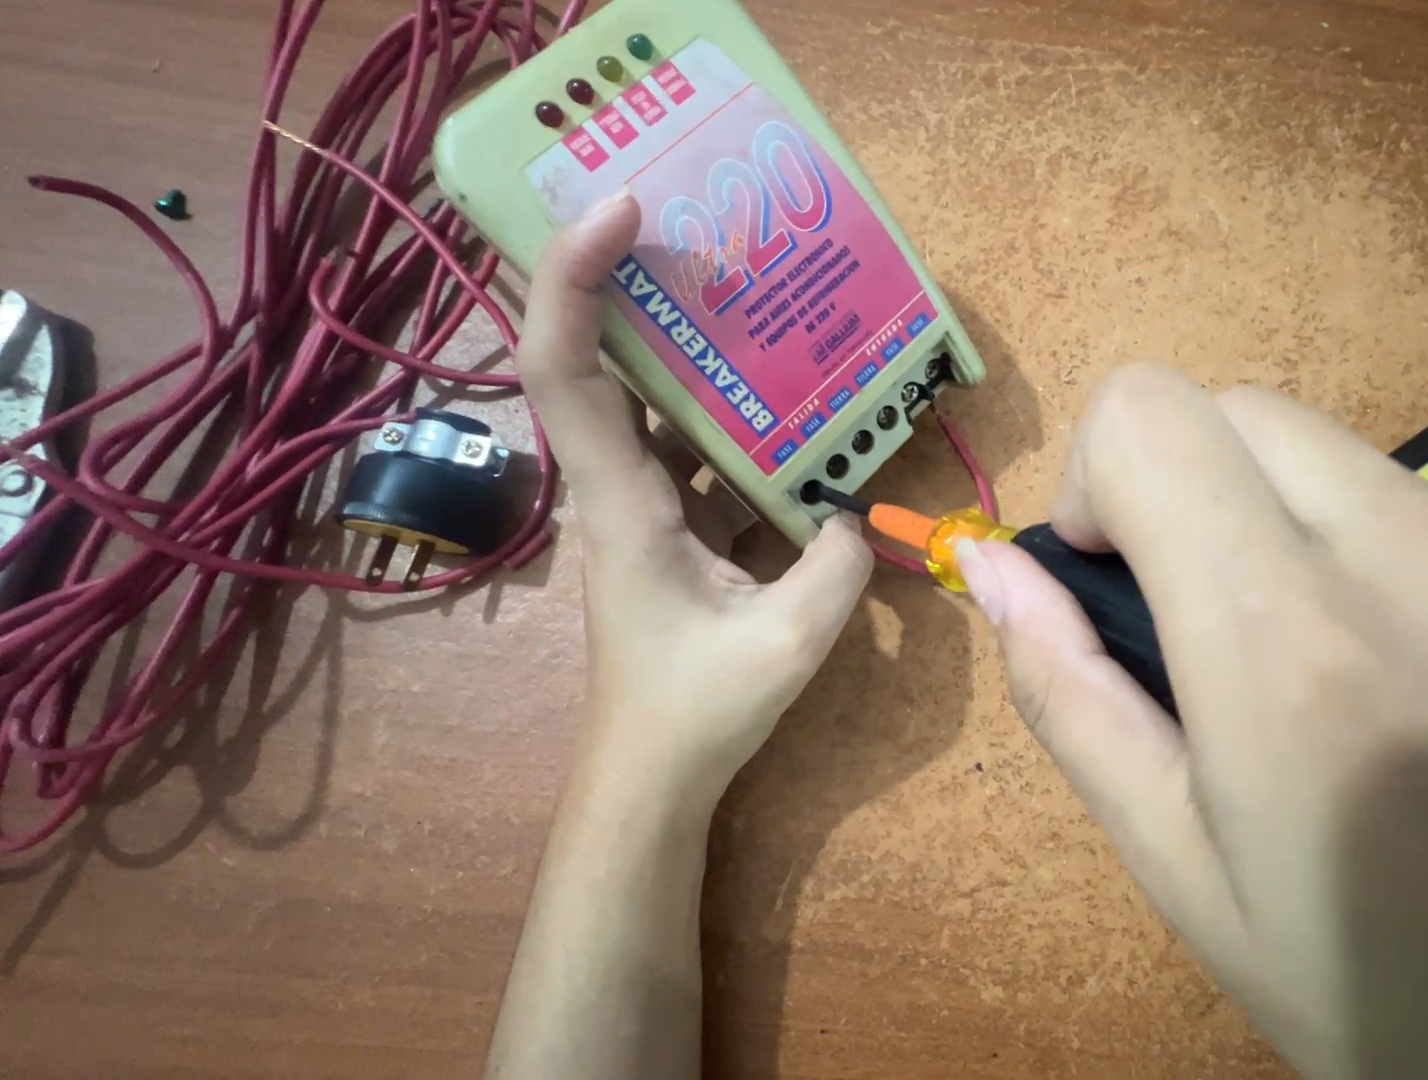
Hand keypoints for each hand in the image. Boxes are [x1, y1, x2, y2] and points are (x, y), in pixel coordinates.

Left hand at [518, 192, 872, 805]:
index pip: (565, 371)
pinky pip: (701, 455)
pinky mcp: (677, 531)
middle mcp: (621, 490)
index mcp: (623, 505)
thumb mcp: (788, 639)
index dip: (572, 279)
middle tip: (699, 227)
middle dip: (634, 287)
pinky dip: (740, 425)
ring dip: (694, 353)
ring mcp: (647, 510)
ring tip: (755, 297)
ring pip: (657, 408)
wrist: (655, 777)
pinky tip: (795, 411)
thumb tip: (854, 512)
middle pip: (601, 364)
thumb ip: (835, 564)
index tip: (620, 209)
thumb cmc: (698, 710)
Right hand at [955, 365, 1427, 1078]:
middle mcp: (1420, 553)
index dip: (1099, 476)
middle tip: (1195, 618)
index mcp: (1286, 637)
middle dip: (1181, 489)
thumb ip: (1065, 688)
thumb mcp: (1177, 859)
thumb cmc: (1377, 993)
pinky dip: (1381, 559)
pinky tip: (1425, 683)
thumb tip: (990, 564)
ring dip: (1279, 525)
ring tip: (1319, 667)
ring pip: (1329, 456)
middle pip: (1235, 411)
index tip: (1112, 570)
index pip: (1147, 413)